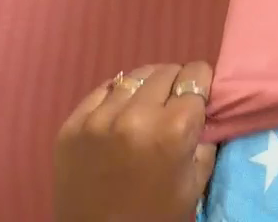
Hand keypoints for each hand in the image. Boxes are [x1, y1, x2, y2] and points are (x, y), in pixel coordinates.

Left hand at [54, 61, 216, 221]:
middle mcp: (136, 115)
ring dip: (145, 89)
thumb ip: (205, 136)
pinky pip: (102, 90)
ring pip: (134, 76)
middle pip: (166, 70)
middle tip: (170, 108)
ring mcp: (99, 119)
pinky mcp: (72, 125)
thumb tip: (204, 106)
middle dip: (174, 85)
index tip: (197, 98)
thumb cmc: (154, 216)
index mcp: (173, 129)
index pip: (196, 74)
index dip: (200, 84)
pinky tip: (118, 117)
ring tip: (143, 111)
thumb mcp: (196, 180)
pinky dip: (115, 98)